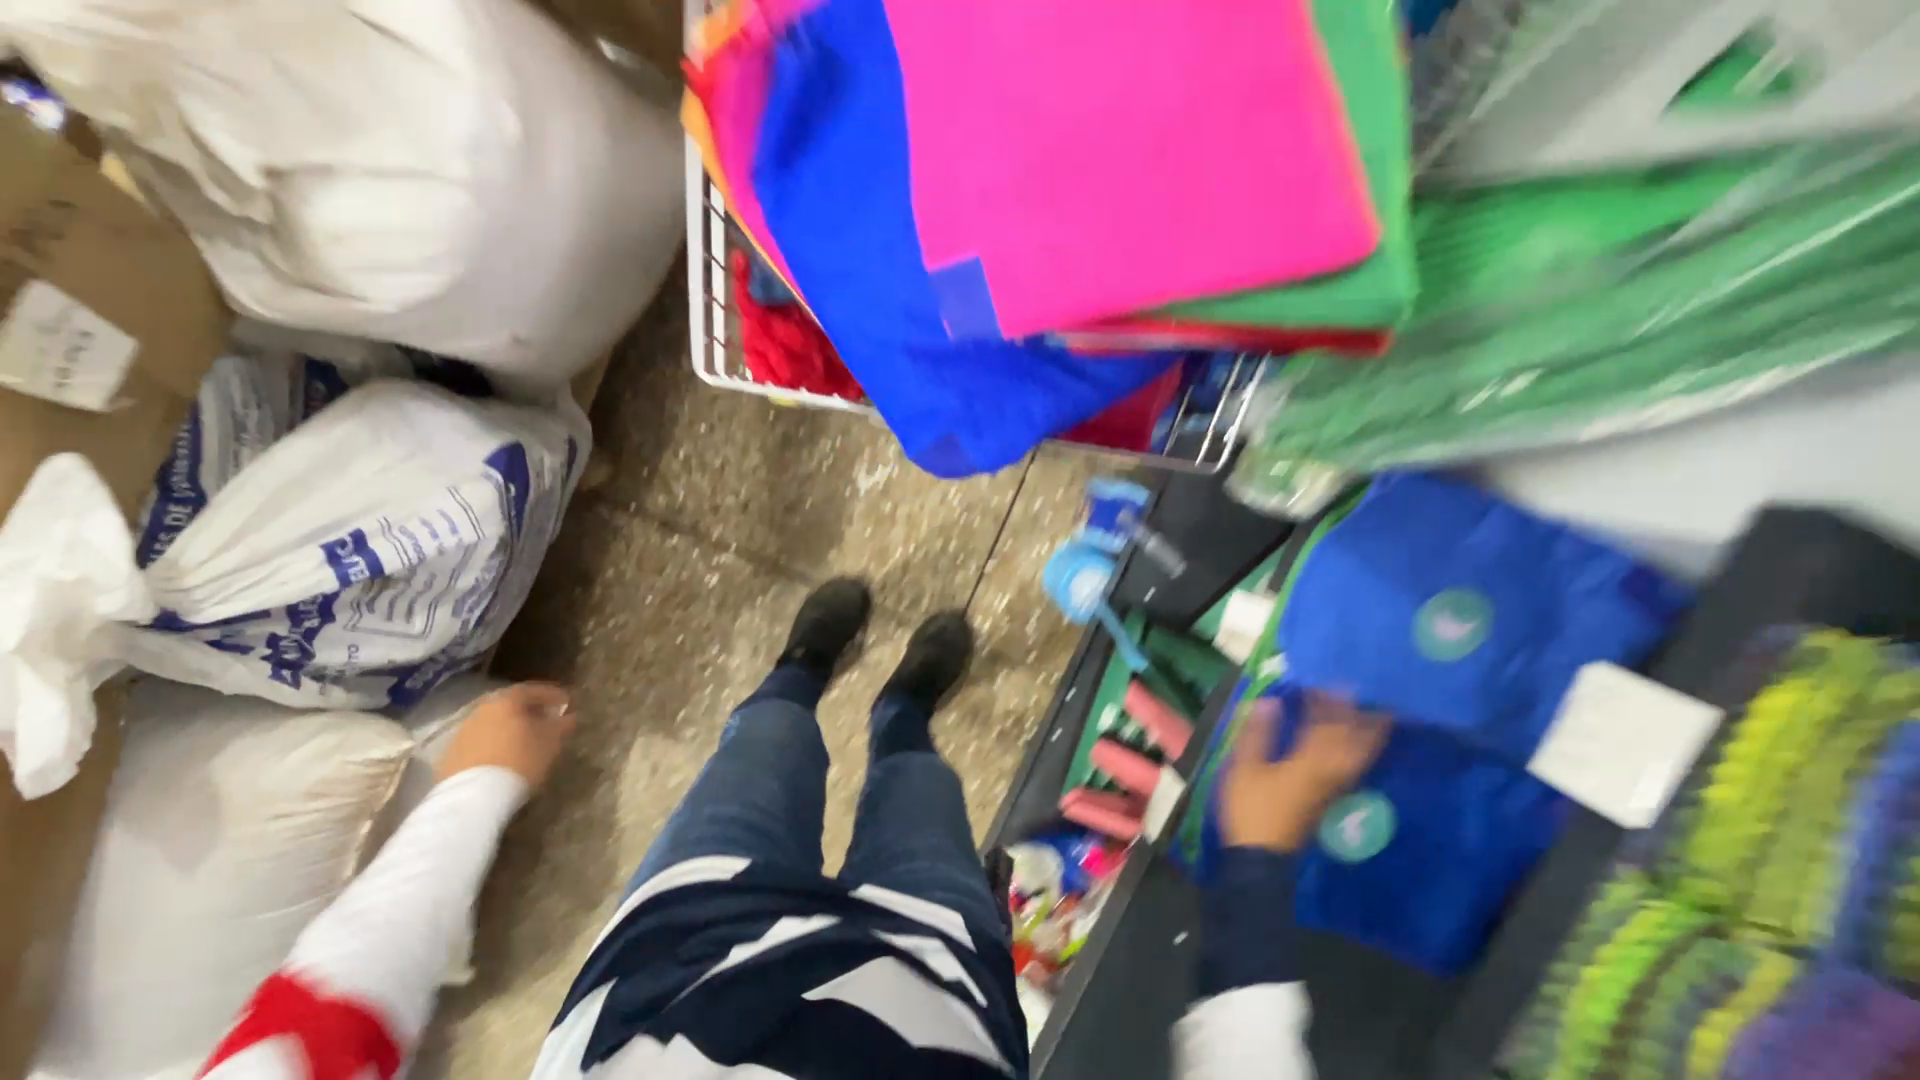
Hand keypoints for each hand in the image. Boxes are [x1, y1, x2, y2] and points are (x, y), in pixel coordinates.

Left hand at [434, 682, 576, 788]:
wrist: (474, 795)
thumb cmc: (520, 759)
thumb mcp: (551, 741)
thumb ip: (561, 724)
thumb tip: (569, 716)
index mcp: (506, 700)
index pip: (532, 689)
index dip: (552, 695)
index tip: (566, 702)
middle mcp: (481, 710)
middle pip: (509, 705)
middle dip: (529, 711)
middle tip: (546, 720)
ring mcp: (462, 732)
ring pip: (492, 724)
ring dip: (510, 728)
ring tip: (526, 741)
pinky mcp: (451, 755)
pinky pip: (479, 742)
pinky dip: (494, 744)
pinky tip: (504, 757)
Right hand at [1219, 691, 1388, 852]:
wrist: (1262, 855)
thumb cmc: (1251, 808)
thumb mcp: (1245, 767)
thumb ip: (1257, 733)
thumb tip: (1268, 702)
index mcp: (1308, 760)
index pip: (1323, 723)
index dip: (1326, 702)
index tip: (1325, 682)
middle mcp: (1330, 771)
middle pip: (1352, 739)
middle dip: (1358, 715)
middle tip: (1365, 694)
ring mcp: (1335, 787)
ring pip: (1359, 755)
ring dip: (1369, 733)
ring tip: (1378, 716)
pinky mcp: (1333, 799)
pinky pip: (1356, 768)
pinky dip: (1363, 752)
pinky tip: (1361, 747)